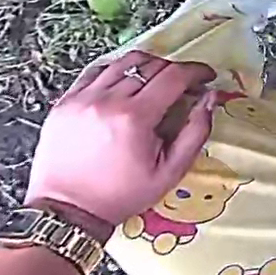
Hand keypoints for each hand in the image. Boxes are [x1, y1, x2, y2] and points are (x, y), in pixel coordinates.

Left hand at [24, 51, 218, 232]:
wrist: (66, 212)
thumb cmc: (122, 195)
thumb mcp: (170, 172)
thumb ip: (196, 132)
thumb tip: (209, 97)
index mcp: (135, 117)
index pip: (174, 75)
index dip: (196, 71)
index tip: (207, 76)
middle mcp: (107, 100)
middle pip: (151, 65)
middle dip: (175, 70)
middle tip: (184, 85)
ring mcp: (82, 98)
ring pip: (124, 62)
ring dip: (148, 66)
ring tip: (156, 81)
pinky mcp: (65, 101)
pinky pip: (97, 70)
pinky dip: (117, 70)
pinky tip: (125, 83)